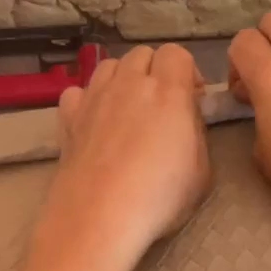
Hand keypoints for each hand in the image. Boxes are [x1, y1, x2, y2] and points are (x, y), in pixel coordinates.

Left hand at [38, 44, 210, 262]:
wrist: (100, 217)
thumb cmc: (160, 197)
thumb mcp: (202, 170)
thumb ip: (196, 133)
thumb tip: (186, 119)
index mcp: (168, 91)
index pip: (177, 54)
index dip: (188, 72)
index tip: (194, 98)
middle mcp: (129, 84)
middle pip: (142, 54)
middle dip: (156, 71)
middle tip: (164, 104)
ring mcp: (94, 97)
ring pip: (110, 66)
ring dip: (124, 79)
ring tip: (130, 108)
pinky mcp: (68, 117)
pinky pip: (78, 91)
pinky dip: (89, 98)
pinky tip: (96, 121)